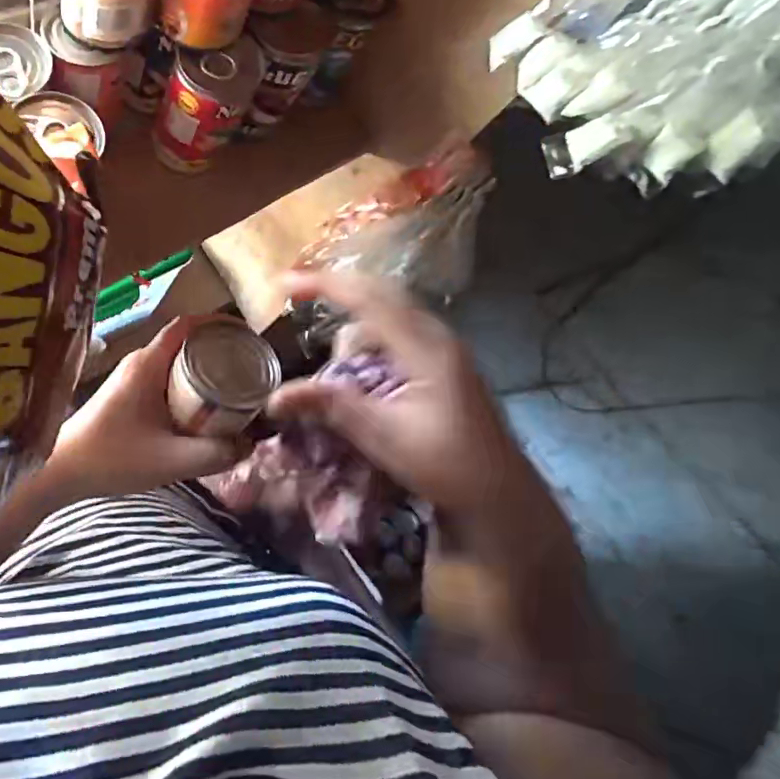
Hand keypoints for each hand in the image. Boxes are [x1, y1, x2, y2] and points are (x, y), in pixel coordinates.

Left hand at [46, 317, 245, 499]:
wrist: (61, 468)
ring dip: (204, 369)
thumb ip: (215, 454)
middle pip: (186, 341)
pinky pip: (166, 378)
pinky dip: (189, 384)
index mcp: (147, 363)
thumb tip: (250, 444)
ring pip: (176, 361)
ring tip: (236, 385)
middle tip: (251, 366)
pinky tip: (205, 407)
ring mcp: (132, 377)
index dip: (218, 322)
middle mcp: (140, 362)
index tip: (247, 335)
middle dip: (219, 349)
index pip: (187, 324)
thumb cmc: (111, 457)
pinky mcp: (128, 394)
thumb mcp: (171, 460)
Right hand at [264, 273, 547, 526]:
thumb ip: (331, 407)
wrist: (503, 495)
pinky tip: (356, 369)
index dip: (322, 284)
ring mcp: (442, 347)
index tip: (283, 282)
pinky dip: (367, 337)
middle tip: (294, 297)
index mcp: (425, 349)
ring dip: (352, 325)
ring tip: (333, 366)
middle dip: (334, 292)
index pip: (368, 299)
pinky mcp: (442, 361)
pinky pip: (395, 330)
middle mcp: (436, 336)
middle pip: (377, 293)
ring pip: (385, 313)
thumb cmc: (447, 466)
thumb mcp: (383, 437)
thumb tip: (276, 397)